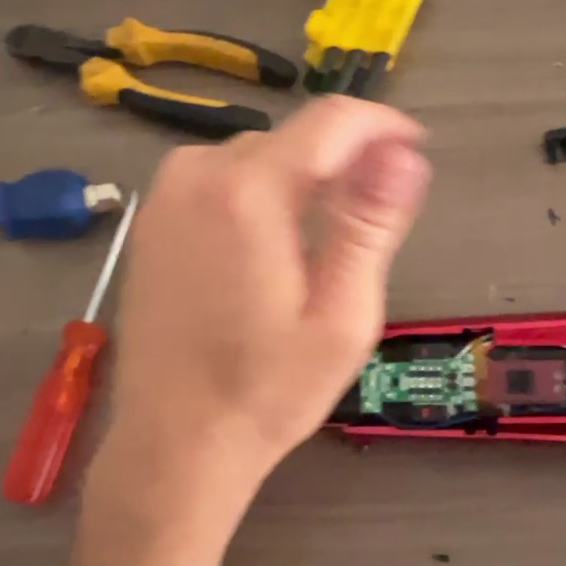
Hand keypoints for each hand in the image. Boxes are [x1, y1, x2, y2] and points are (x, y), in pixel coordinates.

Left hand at [98, 97, 430, 514]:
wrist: (173, 444)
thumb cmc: (267, 391)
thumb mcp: (342, 316)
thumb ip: (370, 225)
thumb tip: (404, 154)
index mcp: (250, 192)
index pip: (331, 121)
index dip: (382, 126)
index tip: (415, 150)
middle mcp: (198, 174)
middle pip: (294, 139)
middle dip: (341, 165)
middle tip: (369, 227)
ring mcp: (165, 196)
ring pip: (258, 157)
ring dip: (299, 181)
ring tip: (321, 248)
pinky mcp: (151, 220)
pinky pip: (221, 180)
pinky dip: (258, 196)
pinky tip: (269, 253)